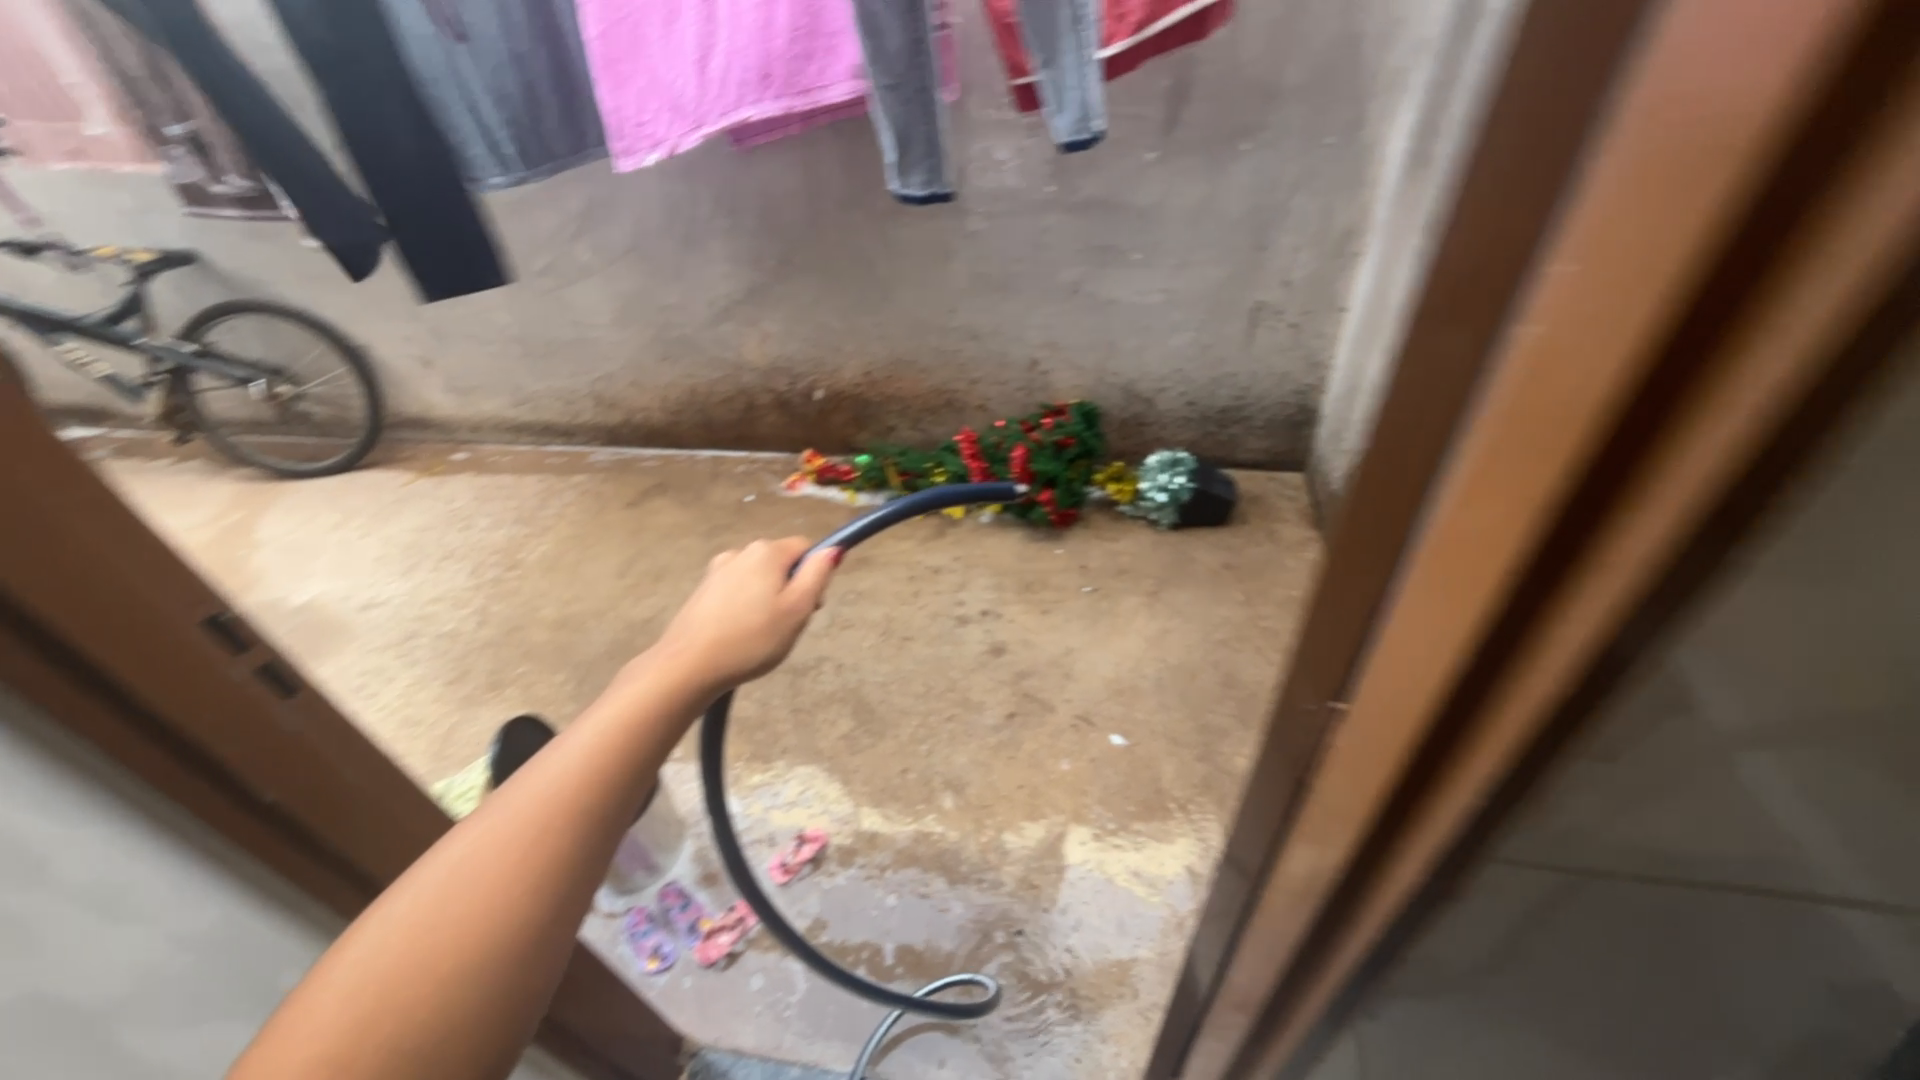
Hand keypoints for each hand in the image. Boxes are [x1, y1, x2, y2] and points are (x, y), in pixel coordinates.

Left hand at [648, 536, 840, 693]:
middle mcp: (740, 551)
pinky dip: (744, 607)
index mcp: (766, 551)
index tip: (808, 607)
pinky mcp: (702, 590)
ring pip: (758, 578)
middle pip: (780, 563)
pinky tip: (739, 634)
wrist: (689, 666)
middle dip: (790, 589)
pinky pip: (737, 591)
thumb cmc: (752, 639)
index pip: (805, 548)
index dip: (814, 576)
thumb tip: (832, 549)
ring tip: (761, 634)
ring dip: (767, 599)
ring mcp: (717, 570)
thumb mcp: (797, 609)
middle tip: (786, 626)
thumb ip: (818, 575)